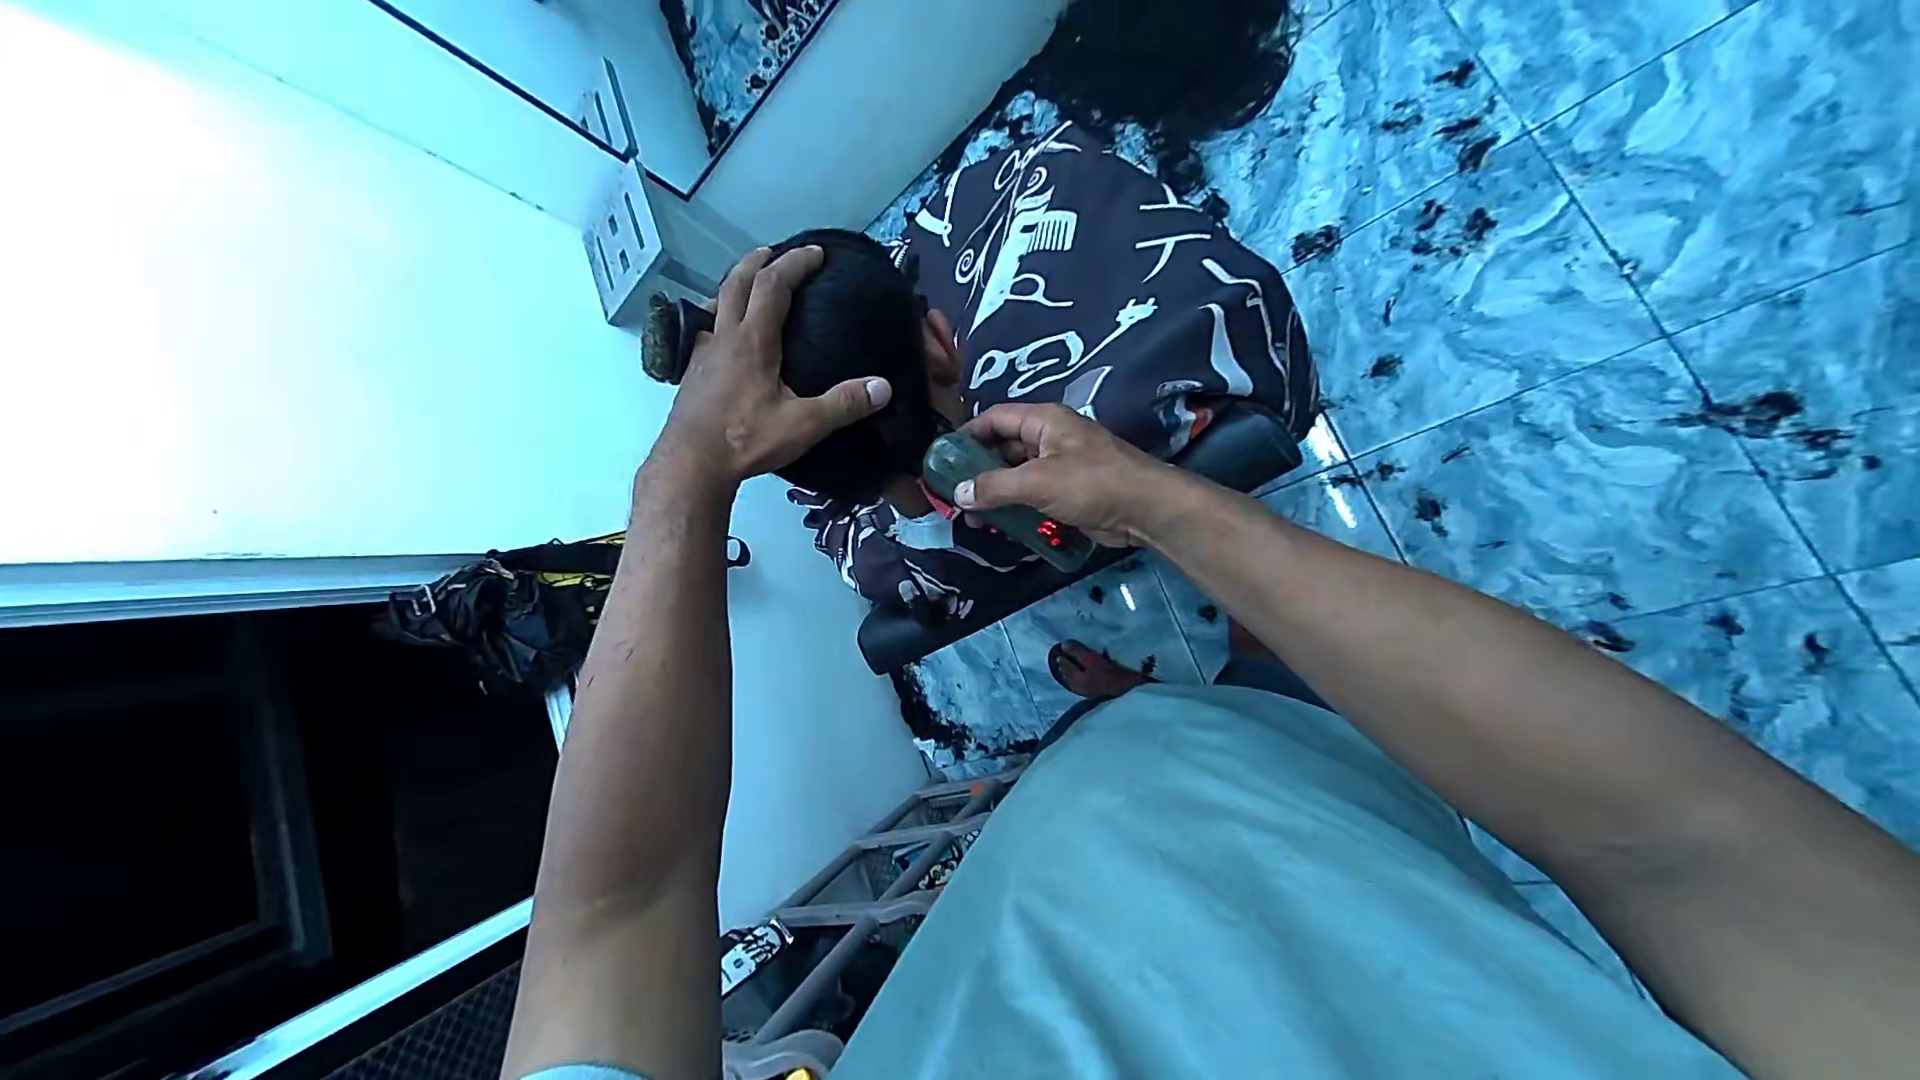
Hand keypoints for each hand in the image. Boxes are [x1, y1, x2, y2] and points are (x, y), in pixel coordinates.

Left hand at [650, 246, 891, 488]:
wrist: (692, 463)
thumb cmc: (746, 439)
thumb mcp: (804, 424)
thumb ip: (844, 404)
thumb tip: (883, 387)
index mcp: (753, 341)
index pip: (774, 286)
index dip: (795, 263)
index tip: (815, 253)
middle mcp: (724, 337)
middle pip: (737, 282)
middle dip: (759, 262)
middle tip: (776, 253)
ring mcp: (702, 354)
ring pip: (715, 303)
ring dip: (734, 285)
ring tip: (749, 286)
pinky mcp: (691, 373)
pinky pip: (704, 330)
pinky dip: (717, 318)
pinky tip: (723, 337)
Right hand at [954, 404, 1178, 546]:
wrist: (1146, 509)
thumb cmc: (1092, 483)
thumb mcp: (1037, 481)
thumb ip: (994, 486)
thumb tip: (957, 494)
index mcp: (1044, 420)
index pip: (995, 418)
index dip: (968, 436)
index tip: (944, 459)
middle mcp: (1050, 438)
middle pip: (1003, 448)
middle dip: (978, 472)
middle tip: (954, 496)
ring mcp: (1060, 465)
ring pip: (1017, 475)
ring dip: (995, 494)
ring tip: (974, 518)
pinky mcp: (1068, 491)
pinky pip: (1033, 495)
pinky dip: (1016, 507)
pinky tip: (1001, 526)